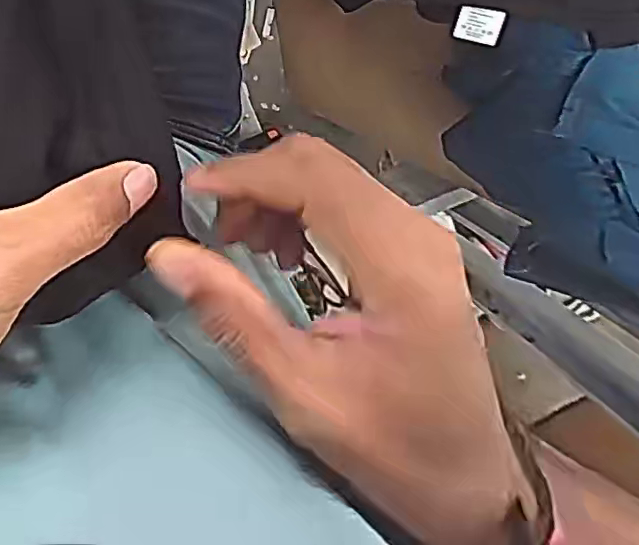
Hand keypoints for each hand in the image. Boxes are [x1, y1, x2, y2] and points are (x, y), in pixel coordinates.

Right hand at [146, 136, 535, 544]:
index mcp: (399, 267)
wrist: (469, 476)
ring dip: (268, 190)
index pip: (310, 177)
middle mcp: (415, 233)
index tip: (193, 191)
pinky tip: (277, 244)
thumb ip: (231, 314)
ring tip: (242, 240)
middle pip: (314, 161)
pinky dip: (291, 201)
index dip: (242, 175)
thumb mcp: (300, 391)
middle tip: (217, 226)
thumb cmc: (396, 445)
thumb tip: (169, 256)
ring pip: (322, 168)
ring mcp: (416, 229)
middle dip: (250, 181)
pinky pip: (336, 188)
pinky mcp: (407, 236)